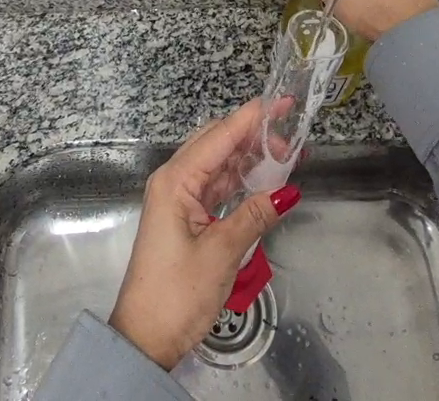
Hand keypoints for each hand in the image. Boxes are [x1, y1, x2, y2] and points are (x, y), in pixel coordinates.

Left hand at [108, 100, 300, 369]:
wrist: (146, 336)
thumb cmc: (177, 293)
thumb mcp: (221, 253)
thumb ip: (254, 216)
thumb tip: (287, 191)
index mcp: (175, 180)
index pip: (218, 137)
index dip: (250, 117)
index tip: (280, 101)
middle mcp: (174, 181)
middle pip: (217, 144)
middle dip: (253, 135)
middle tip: (292, 135)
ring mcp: (179, 198)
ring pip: (219, 165)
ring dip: (250, 157)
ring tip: (286, 154)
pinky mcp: (187, 217)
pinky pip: (217, 186)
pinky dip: (241, 180)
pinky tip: (264, 179)